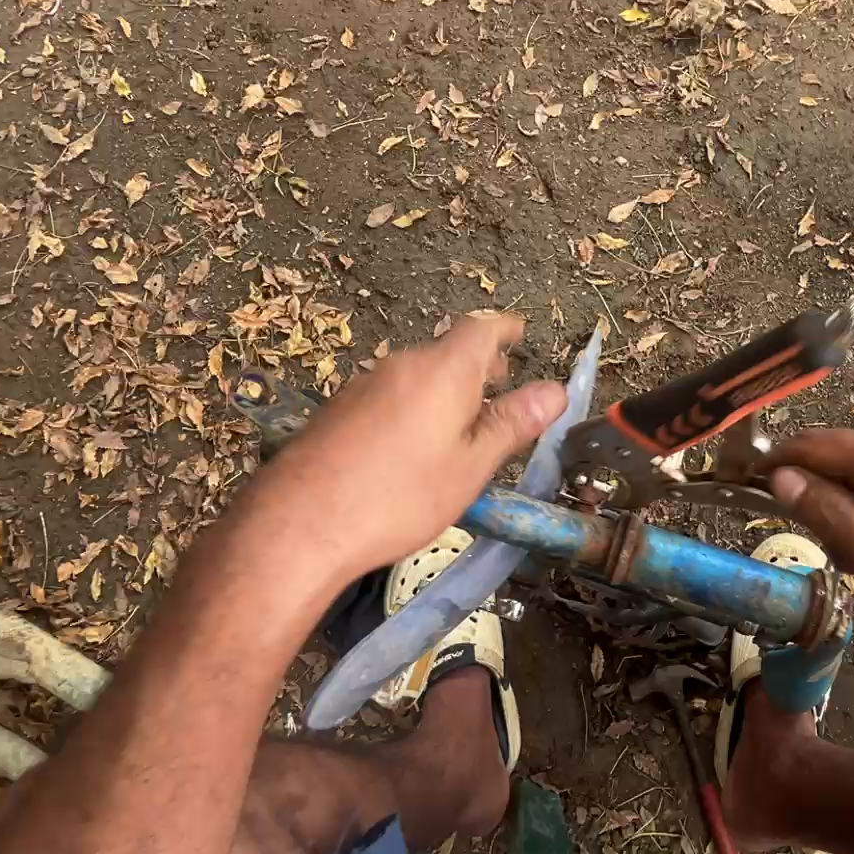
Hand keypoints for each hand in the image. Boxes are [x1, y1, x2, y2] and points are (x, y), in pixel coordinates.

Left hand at [236, 313, 565, 578]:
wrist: (297, 524)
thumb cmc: (400, 495)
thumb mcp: (470, 465)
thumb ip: (513, 423)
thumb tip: (556, 390)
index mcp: (443, 370)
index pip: (480, 328)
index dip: (504, 329)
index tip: (520, 332)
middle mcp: (402, 365)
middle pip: (447, 350)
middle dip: (479, 363)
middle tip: (501, 383)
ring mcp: (363, 385)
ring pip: (417, 374)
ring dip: (446, 387)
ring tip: (463, 420)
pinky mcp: (338, 410)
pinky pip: (390, 394)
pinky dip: (415, 404)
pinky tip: (413, 444)